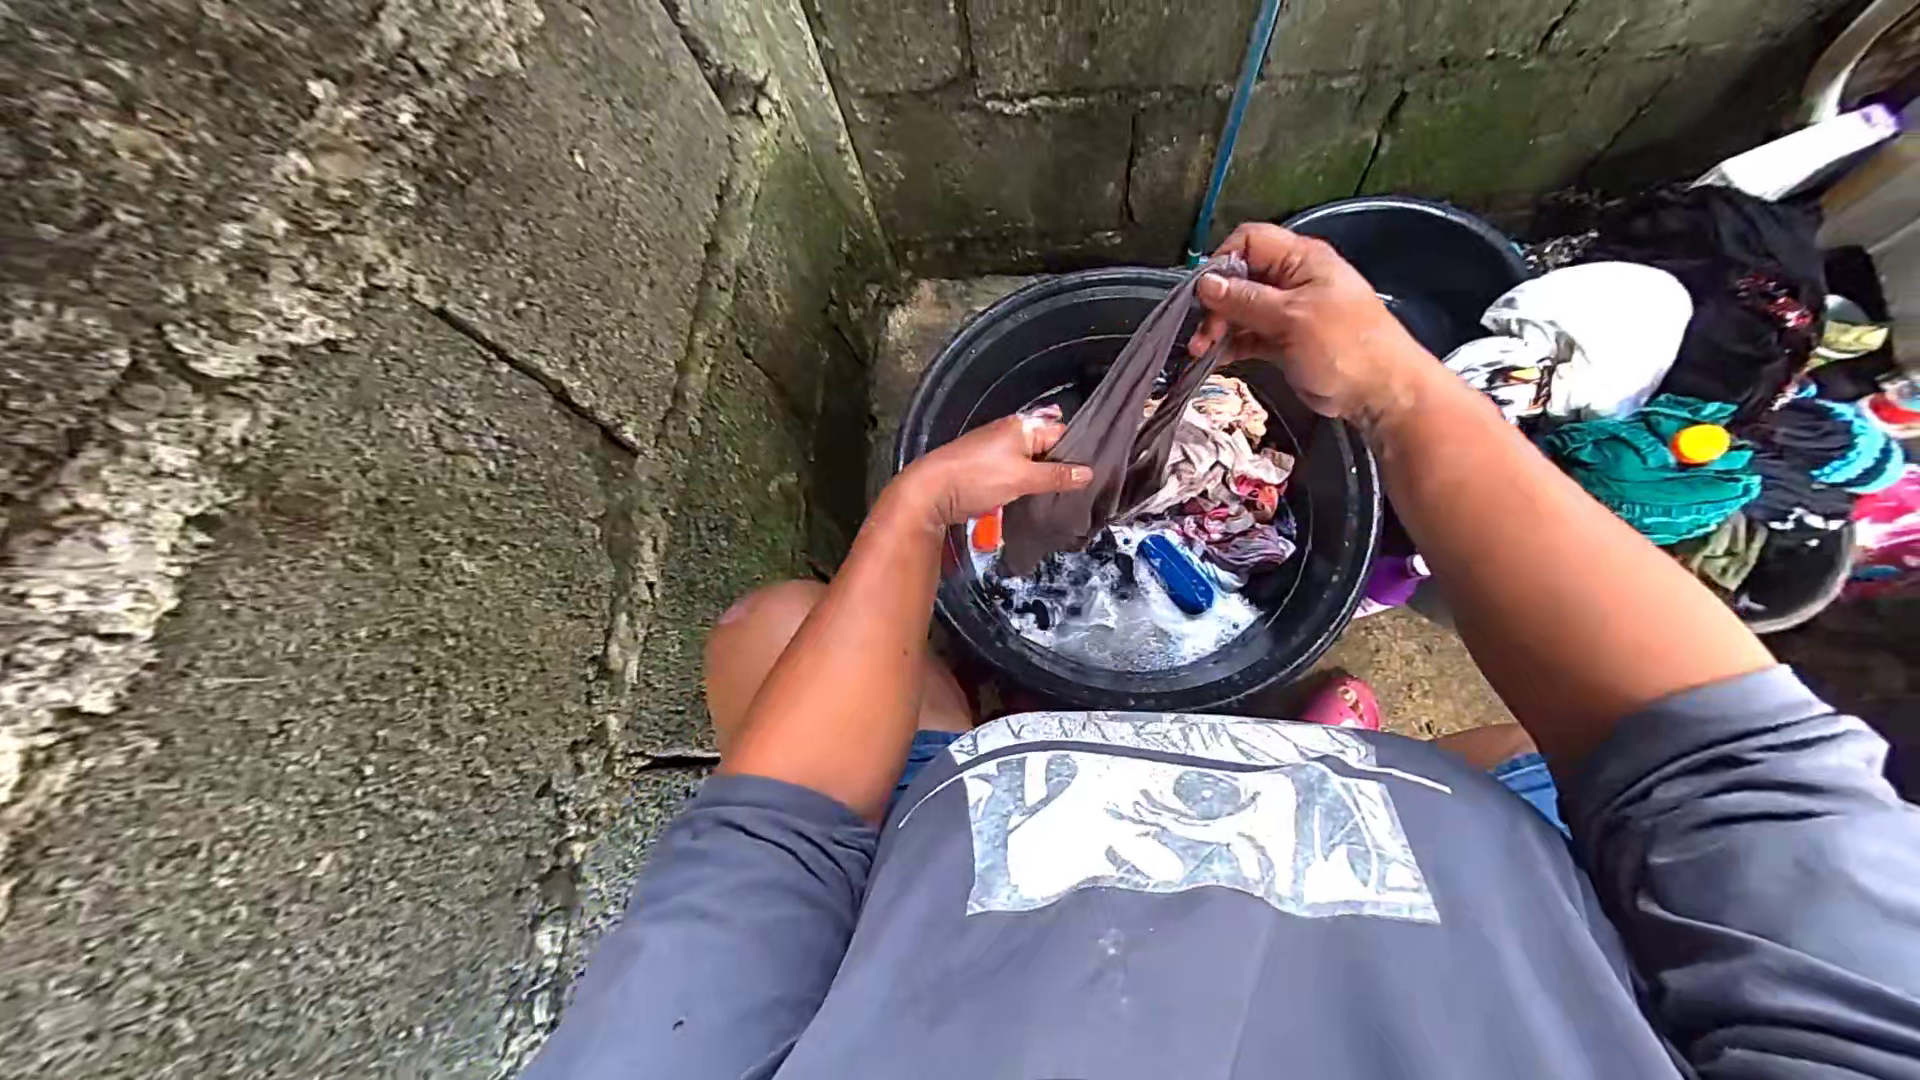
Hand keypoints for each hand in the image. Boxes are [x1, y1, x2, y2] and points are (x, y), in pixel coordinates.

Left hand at [891, 410, 1090, 529]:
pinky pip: (1015, 477)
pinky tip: (1037, 501)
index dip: (1077, 452)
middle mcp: (1010, 435)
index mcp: (1021, 427)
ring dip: (1043, 482)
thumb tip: (1088, 473)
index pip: (1061, 433)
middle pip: (1046, 450)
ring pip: (1031, 466)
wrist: (931, 492)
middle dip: (1061, 469)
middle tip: (1082, 491)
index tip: (1093, 474)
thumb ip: (1056, 476)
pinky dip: (1026, 488)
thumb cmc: (977, 477)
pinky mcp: (987, 473)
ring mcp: (997, 454)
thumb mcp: (1023, 477)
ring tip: (1064, 499)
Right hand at [1186, 223, 1434, 421]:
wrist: (1378, 392)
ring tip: (1201, 352)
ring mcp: (1284, 312)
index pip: (1248, 242)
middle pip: (1236, 280)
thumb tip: (1206, 284)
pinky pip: (1244, 336)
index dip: (1221, 263)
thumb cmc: (1347, 348)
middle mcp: (1290, 281)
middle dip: (1214, 305)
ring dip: (1215, 330)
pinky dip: (1227, 346)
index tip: (1204, 295)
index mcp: (1301, 260)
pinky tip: (1214, 359)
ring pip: (1236, 311)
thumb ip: (1246, 300)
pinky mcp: (1279, 340)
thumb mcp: (1293, 318)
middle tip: (1203, 335)